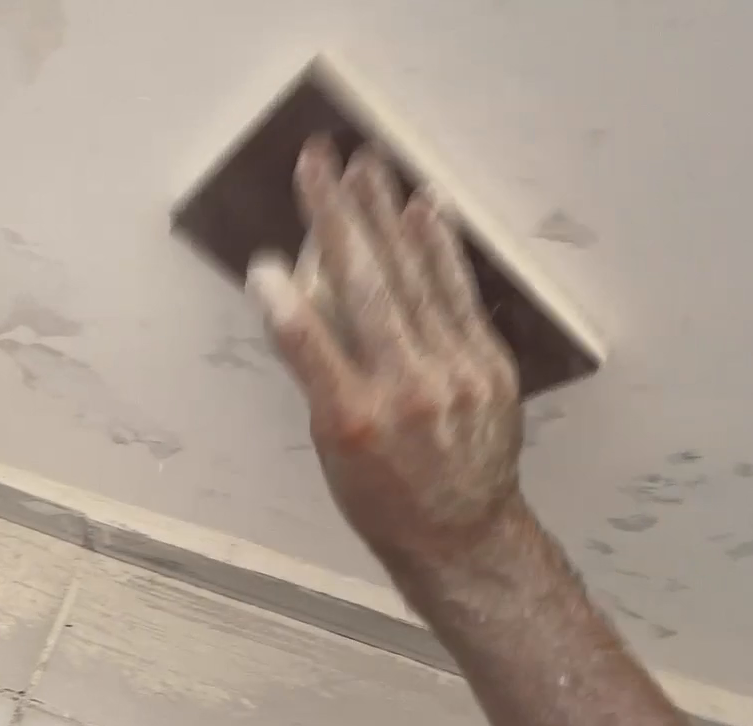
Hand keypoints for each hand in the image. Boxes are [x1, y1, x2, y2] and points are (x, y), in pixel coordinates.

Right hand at [249, 138, 524, 569]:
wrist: (461, 534)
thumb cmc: (379, 499)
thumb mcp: (331, 452)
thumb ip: (319, 377)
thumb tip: (300, 307)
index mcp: (352, 421)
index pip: (310, 345)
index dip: (285, 301)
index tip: (263, 261)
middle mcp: (406, 390)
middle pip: (365, 291)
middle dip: (338, 220)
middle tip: (318, 164)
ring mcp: (455, 372)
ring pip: (413, 281)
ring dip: (386, 217)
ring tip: (366, 166)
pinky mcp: (489, 364)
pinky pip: (459, 296)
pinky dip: (439, 250)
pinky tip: (424, 209)